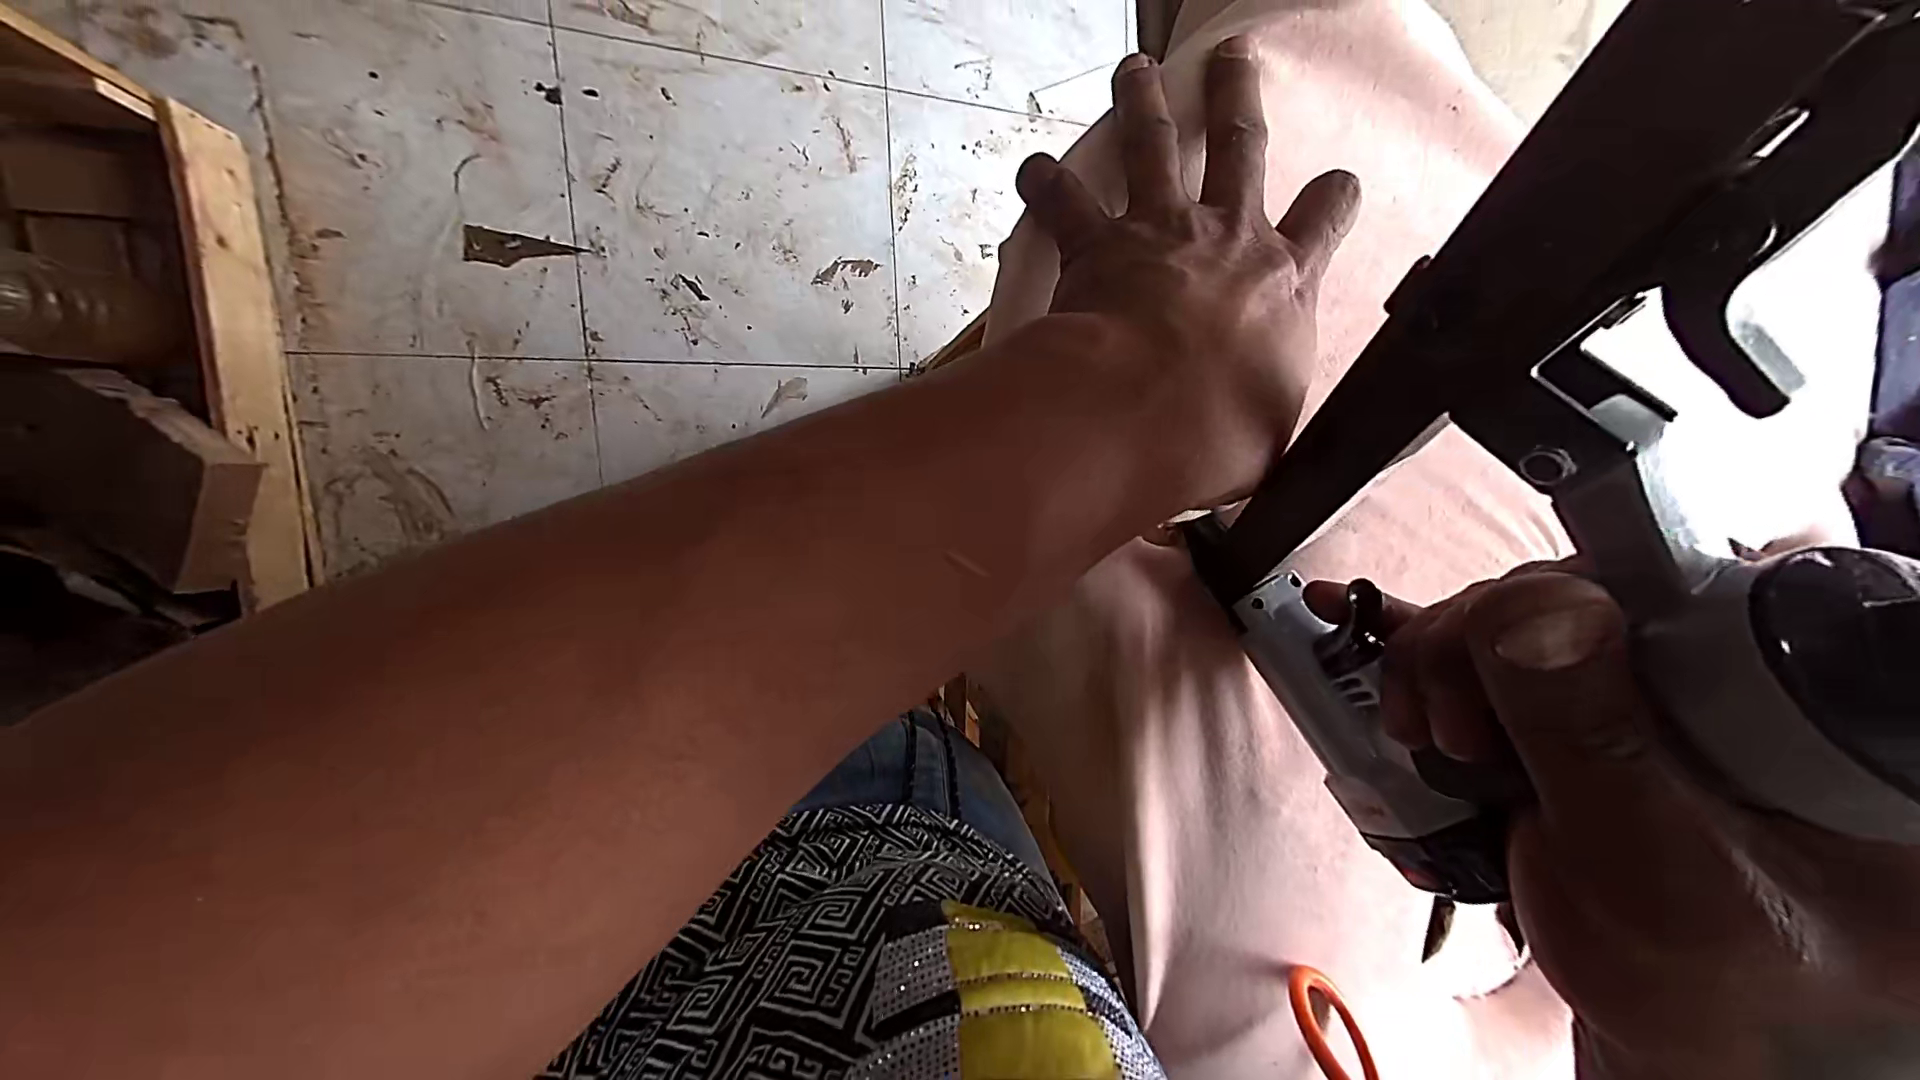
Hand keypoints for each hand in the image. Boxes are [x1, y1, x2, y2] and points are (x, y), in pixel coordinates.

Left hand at [1016, 39, 1360, 509]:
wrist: (1147, 416)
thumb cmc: (1216, 433)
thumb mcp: (1270, 436)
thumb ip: (1270, 418)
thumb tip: (1261, 441)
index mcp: (1283, 281)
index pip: (1328, 218)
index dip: (1333, 199)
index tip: (1333, 187)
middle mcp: (1225, 239)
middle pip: (1242, 146)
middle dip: (1238, 98)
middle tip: (1231, 57)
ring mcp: (1158, 234)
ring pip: (1154, 147)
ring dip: (1142, 103)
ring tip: (1132, 71)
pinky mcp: (1096, 247)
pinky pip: (1066, 202)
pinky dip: (1046, 182)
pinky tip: (1032, 167)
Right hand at [1360, 569, 1919, 1078]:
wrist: (1688, 1027)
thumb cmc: (1717, 982)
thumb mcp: (1663, 869)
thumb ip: (1597, 741)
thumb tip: (1527, 609)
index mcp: (1783, 687)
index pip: (1653, 575)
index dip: (1549, 605)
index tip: (1494, 691)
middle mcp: (1701, 665)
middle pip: (1542, 590)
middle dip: (1464, 652)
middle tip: (1456, 738)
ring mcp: (1615, 679)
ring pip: (1483, 617)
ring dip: (1423, 666)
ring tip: (1426, 738)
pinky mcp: (1548, 699)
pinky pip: (1458, 642)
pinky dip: (1392, 628)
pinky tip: (1337, 607)